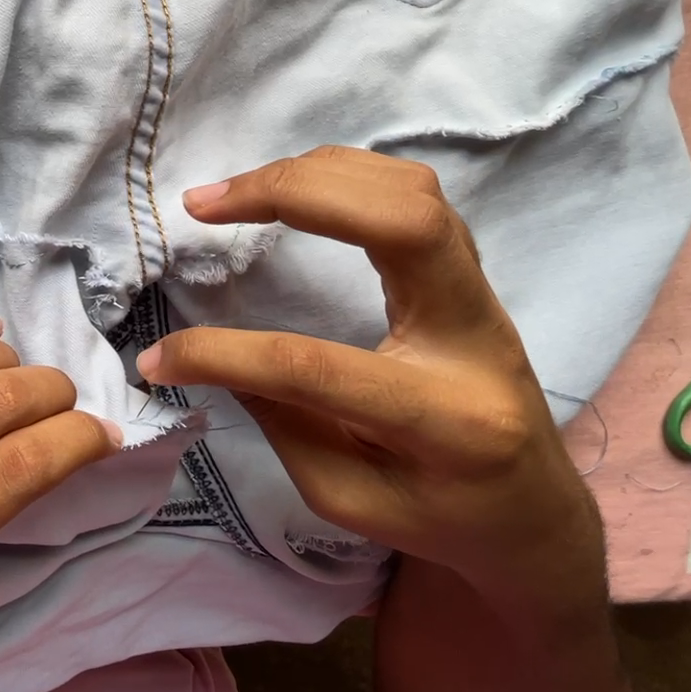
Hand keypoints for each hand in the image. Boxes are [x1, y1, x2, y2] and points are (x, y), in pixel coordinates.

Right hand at [139, 147, 604, 607]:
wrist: (533, 512)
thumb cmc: (434, 518)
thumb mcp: (342, 496)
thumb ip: (279, 417)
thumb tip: (208, 352)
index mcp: (446, 419)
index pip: (314, 365)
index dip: (220, 356)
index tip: (157, 359)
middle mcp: (478, 338)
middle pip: (404, 222)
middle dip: (290, 195)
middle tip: (200, 205)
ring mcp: (481, 295)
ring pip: (410, 192)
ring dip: (310, 173)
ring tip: (230, 193)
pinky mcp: (466, 274)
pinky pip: (410, 194)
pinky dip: (337, 173)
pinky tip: (285, 187)